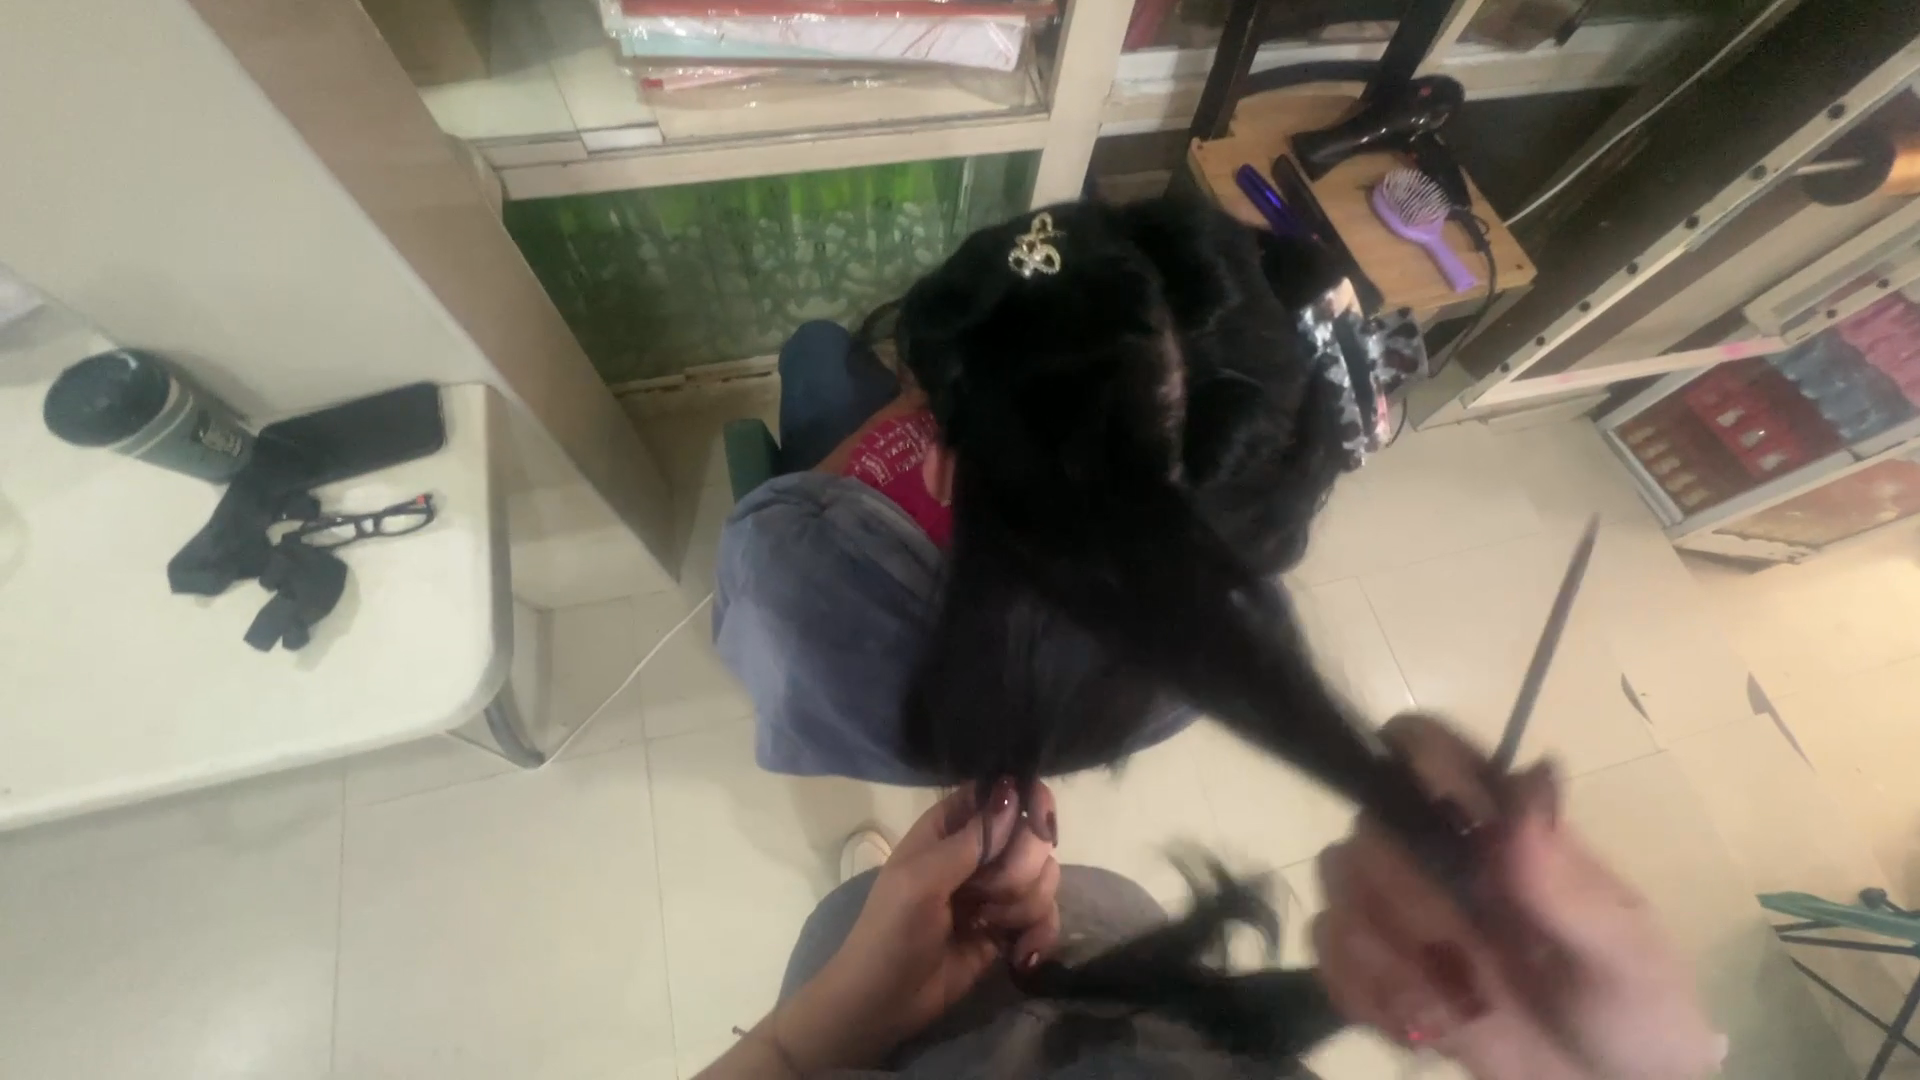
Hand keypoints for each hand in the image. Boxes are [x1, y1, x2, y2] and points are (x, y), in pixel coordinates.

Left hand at [775, 781, 1060, 1071]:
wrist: (884, 1004)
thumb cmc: (891, 931)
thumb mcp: (921, 880)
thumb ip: (971, 840)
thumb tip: (1013, 791)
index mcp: (950, 826)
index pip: (1000, 792)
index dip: (1027, 800)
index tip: (1040, 824)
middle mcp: (980, 850)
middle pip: (1031, 835)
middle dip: (1018, 870)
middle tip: (986, 895)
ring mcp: (997, 890)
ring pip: (1044, 876)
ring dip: (1024, 905)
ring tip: (988, 927)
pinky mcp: (1011, 927)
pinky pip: (1047, 915)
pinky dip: (1040, 935)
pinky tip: (1019, 955)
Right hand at [1312, 715, 1724, 1079]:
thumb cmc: (1629, 1014)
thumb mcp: (1627, 962)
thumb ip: (1570, 889)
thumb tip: (1532, 785)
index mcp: (1487, 821)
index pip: (1423, 744)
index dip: (1412, 754)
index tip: (1442, 812)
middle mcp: (1424, 844)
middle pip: (1368, 820)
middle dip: (1412, 898)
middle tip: (1468, 956)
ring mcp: (1382, 896)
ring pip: (1338, 879)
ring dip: (1394, 953)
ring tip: (1456, 1007)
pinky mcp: (1357, 952)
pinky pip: (1326, 946)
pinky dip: (1371, 991)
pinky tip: (1423, 1022)